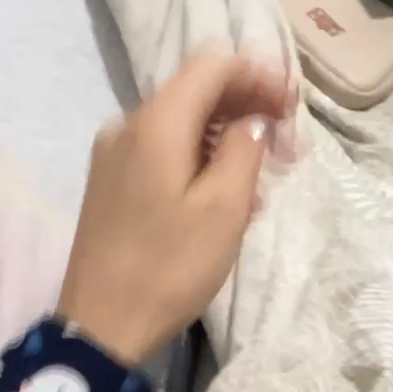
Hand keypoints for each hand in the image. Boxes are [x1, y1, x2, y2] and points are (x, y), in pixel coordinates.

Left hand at [56, 51, 293, 366]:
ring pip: (178, 128)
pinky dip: (194, 163)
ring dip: (221, 142)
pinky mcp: (107, 187)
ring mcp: (110, 157)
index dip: (259, 76)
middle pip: (193, 93)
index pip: (213, 65)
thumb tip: (250, 122)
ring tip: (256, 186)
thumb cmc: (168, 270)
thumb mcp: (224, 211)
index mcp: (155, 123)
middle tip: (283, 151)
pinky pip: (159, 156)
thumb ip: (243, 150)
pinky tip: (216, 199)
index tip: (291, 109)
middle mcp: (126, 126)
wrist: (101, 326)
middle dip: (244, 111)